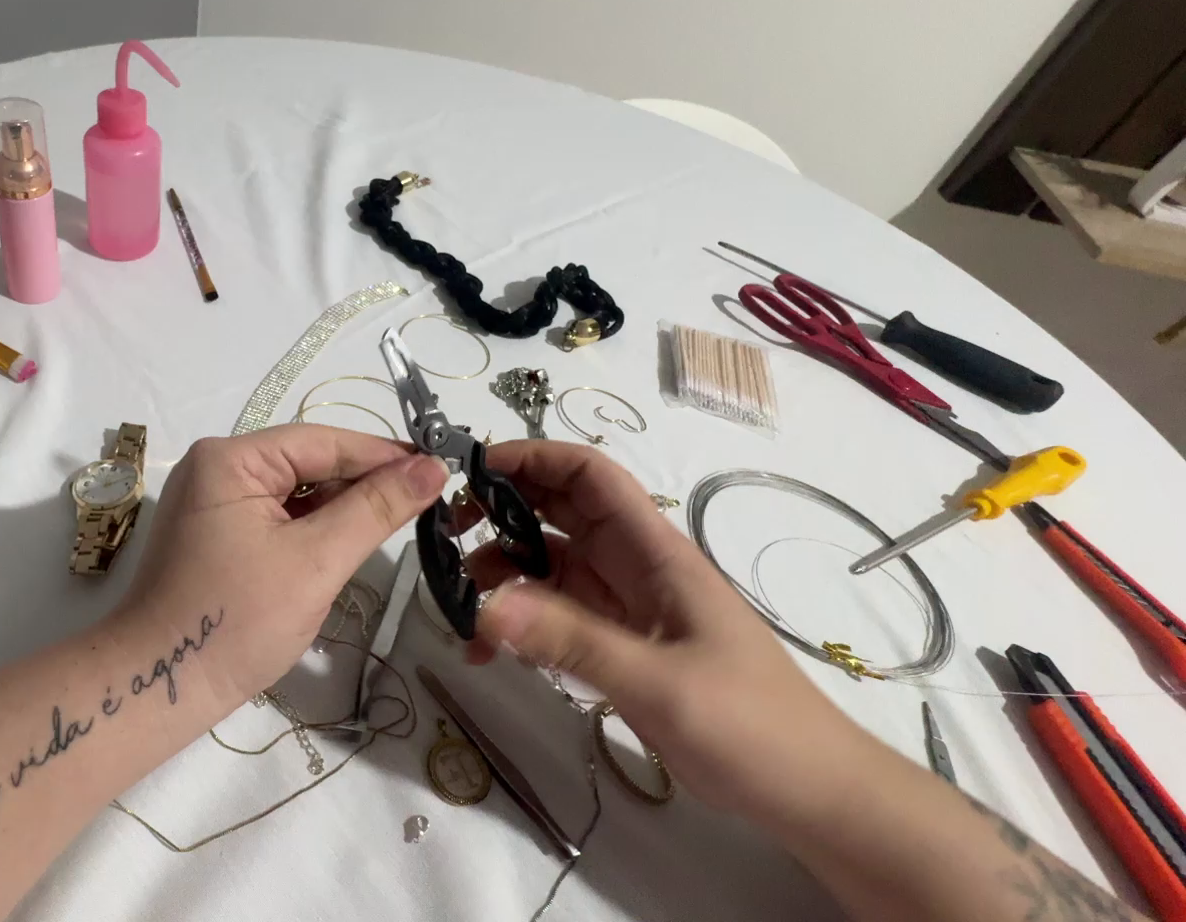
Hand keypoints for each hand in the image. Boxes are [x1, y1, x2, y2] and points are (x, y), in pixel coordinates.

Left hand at [112, 425, 447, 712]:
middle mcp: (217, 467)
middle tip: (429, 501)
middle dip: (364, 482)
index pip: (322, 441)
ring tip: (400, 521)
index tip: (440, 469)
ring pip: (296, 492)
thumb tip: (432, 466)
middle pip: (308, 462)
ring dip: (342, 508)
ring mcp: (214, 501)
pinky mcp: (218, 533)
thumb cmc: (237, 621)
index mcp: (230, 458)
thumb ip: (375, 508)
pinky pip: (278, 517)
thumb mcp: (316, 561)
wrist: (161, 686)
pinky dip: (315, 529)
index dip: (383, 454)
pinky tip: (349, 542)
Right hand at [458, 441, 875, 821]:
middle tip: (444, 532)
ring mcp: (617, 602)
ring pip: (543, 560)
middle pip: (555, 509)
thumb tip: (484, 606)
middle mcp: (629, 564)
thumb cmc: (750, 725)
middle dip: (497, 508)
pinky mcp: (610, 639)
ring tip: (458, 605)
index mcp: (652, 550)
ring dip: (497, 571)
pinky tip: (487, 652)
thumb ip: (572, 641)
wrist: (808, 793)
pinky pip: (548, 611)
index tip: (469, 471)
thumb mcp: (659, 683)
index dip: (531, 458)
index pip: (588, 475)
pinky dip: (514, 619)